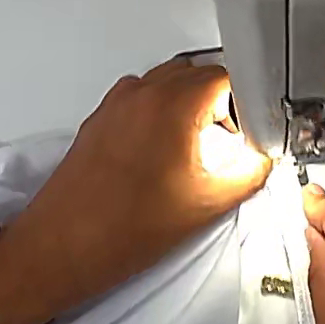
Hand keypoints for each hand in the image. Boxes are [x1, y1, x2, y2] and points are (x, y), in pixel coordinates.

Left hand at [0, 60, 269, 323]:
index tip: (249, 130)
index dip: (246, 103)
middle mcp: (142, 94)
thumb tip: (263, 159)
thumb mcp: (208, 203)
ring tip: (195, 147)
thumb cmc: (125, 228)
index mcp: (172, 105)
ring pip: (166, 83)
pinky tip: (162, 153)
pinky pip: (141, 98)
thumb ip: (250, 173)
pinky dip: (160, 112)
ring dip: (189, 104)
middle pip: (196, 74)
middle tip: (227, 140)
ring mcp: (116, 104)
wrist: (61, 249)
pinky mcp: (99, 119)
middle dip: (220, 101)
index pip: (226, 77)